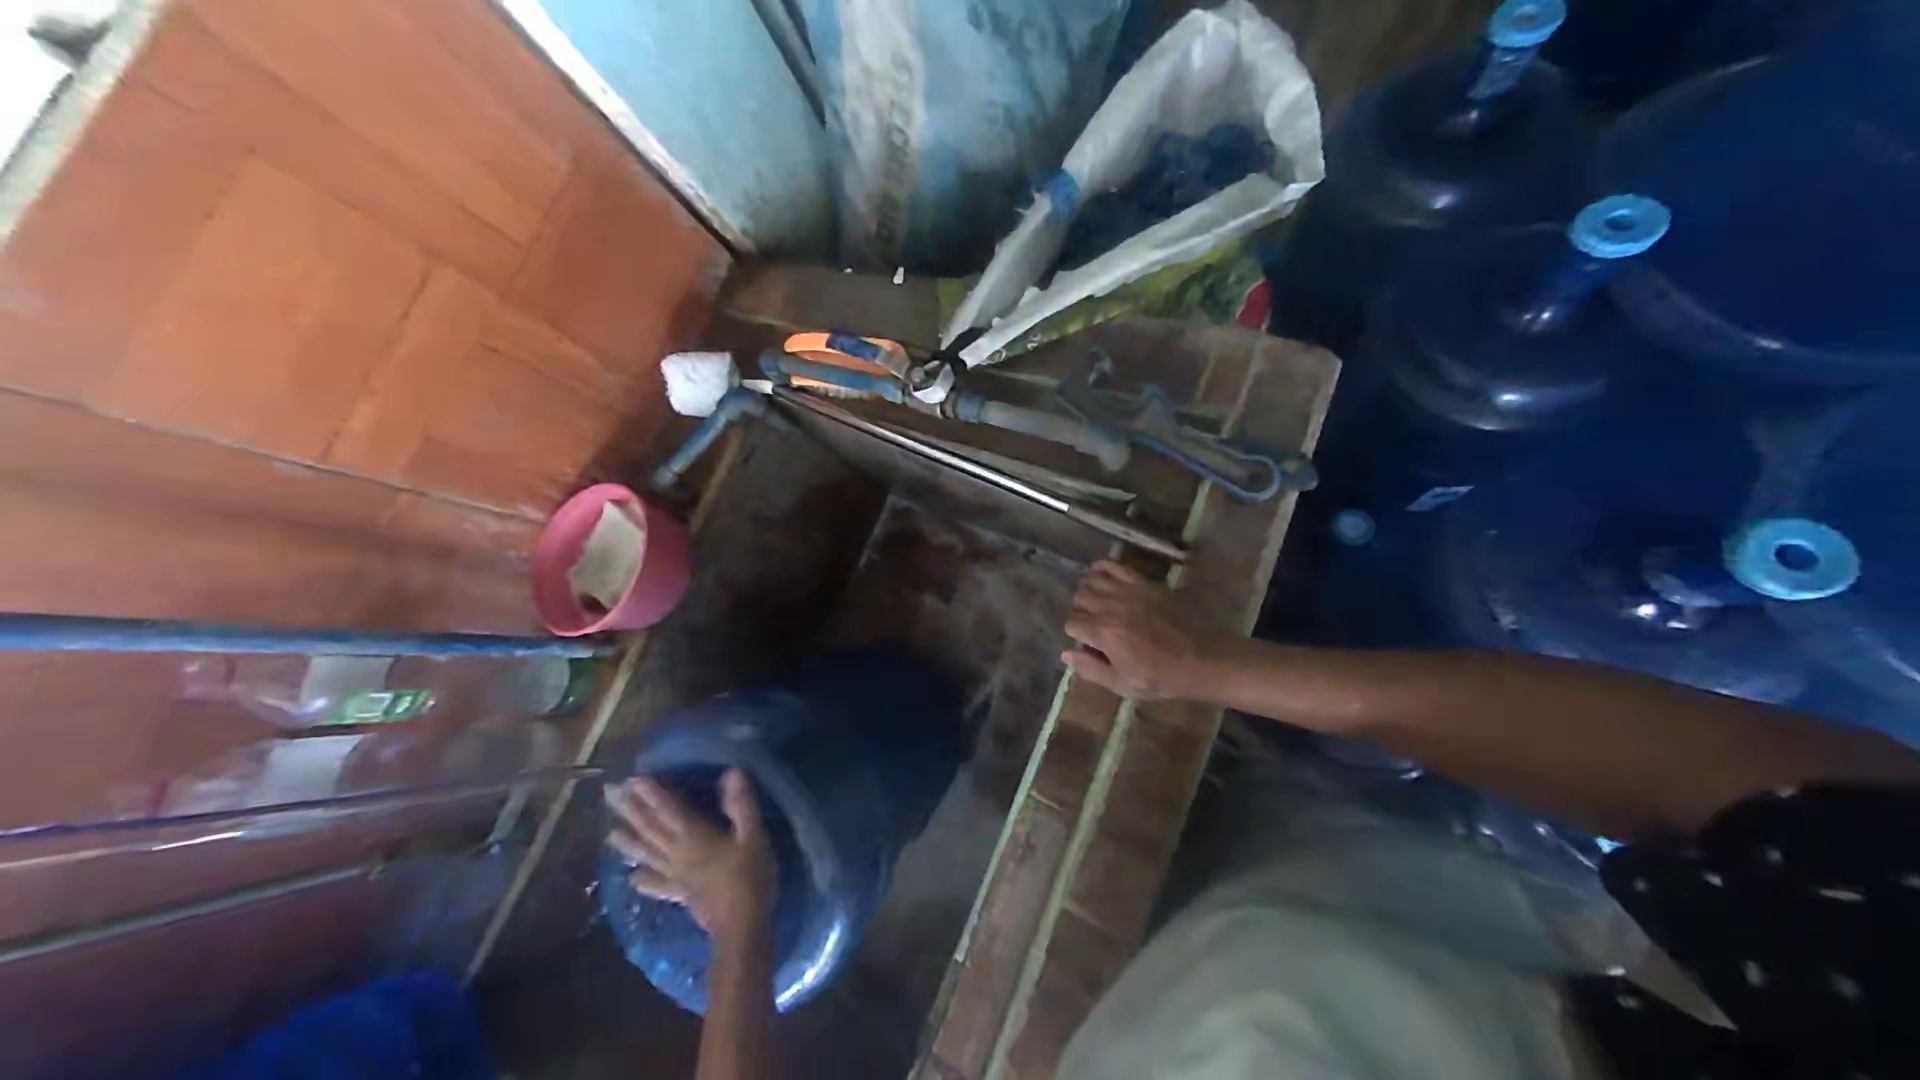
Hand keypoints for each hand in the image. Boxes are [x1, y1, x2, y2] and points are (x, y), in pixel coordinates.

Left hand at [605, 768, 772, 941]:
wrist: (741, 925)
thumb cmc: (750, 876)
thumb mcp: (752, 836)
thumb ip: (741, 805)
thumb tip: (731, 773)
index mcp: (695, 837)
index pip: (669, 810)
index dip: (652, 793)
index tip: (633, 778)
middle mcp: (678, 853)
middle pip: (650, 829)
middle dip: (631, 810)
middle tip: (610, 794)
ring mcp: (675, 876)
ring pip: (647, 854)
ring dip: (628, 841)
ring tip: (610, 831)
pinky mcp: (680, 894)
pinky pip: (657, 884)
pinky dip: (644, 880)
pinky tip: (632, 878)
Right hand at [1061, 560, 1212, 700]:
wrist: (1204, 659)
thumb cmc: (1163, 678)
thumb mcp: (1124, 684)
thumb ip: (1091, 669)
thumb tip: (1065, 653)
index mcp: (1105, 634)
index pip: (1072, 623)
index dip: (1075, 634)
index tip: (1087, 643)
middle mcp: (1112, 607)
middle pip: (1079, 599)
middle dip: (1080, 612)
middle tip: (1092, 624)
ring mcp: (1129, 591)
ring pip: (1092, 581)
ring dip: (1088, 591)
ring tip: (1096, 603)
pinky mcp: (1145, 583)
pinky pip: (1114, 566)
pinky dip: (1101, 568)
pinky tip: (1099, 576)